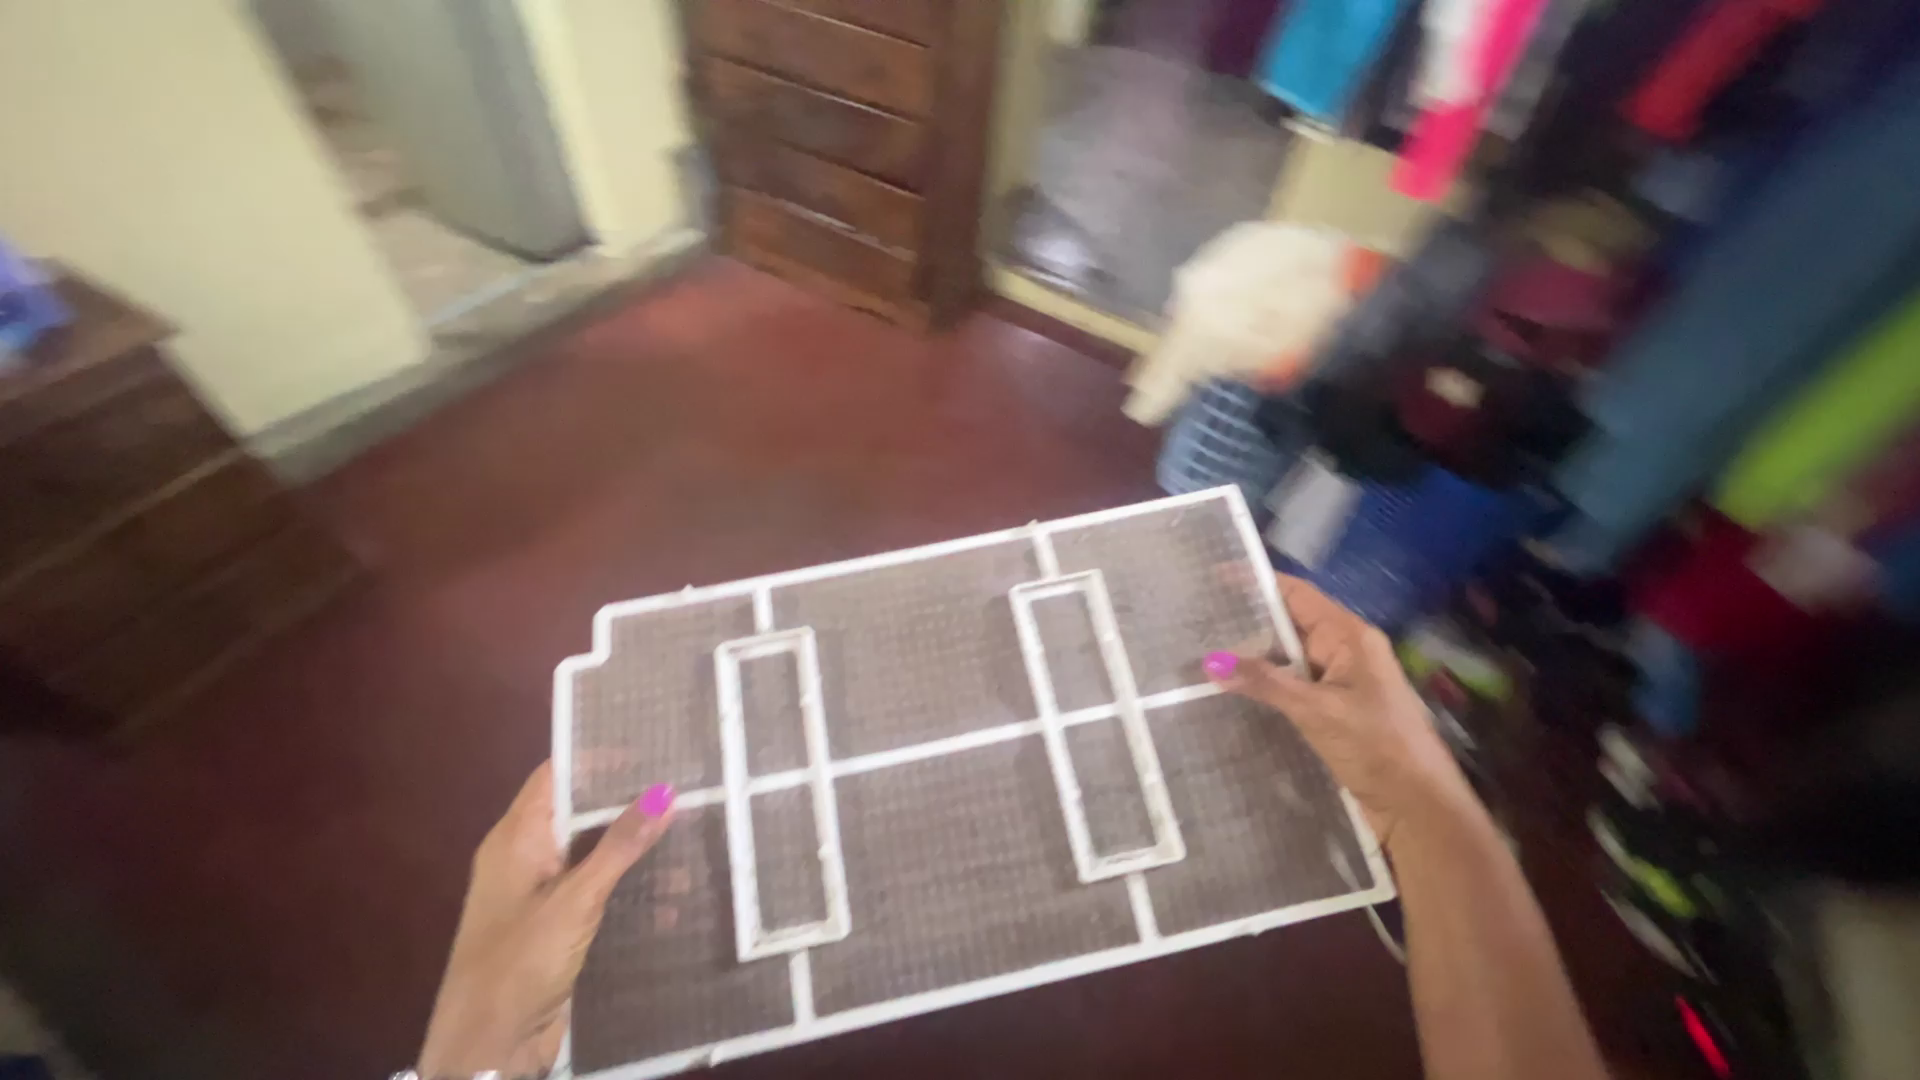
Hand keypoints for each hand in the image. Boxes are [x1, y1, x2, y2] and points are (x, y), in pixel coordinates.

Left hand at [416, 763, 673, 1077]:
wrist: (487, 1051)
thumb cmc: (519, 963)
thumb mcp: (575, 899)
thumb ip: (620, 845)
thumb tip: (665, 790)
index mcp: (516, 839)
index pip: (556, 775)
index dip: (598, 757)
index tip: (650, 744)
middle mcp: (526, 858)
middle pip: (580, 811)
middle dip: (629, 800)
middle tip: (685, 782)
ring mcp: (541, 893)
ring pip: (595, 852)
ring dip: (636, 846)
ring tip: (692, 828)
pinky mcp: (557, 925)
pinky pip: (599, 889)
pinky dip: (631, 884)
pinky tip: (674, 887)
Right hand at [1207, 575, 1471, 849]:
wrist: (1419, 808)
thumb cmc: (1377, 747)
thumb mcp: (1316, 710)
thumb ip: (1264, 682)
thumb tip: (1210, 662)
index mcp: (1350, 637)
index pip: (1298, 594)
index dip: (1258, 582)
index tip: (1216, 574)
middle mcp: (1345, 650)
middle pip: (1290, 622)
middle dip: (1247, 620)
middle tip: (1198, 617)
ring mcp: (1340, 680)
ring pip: (1288, 656)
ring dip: (1253, 655)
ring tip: (1203, 649)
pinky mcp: (1334, 708)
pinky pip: (1293, 682)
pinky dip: (1265, 681)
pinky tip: (1235, 687)